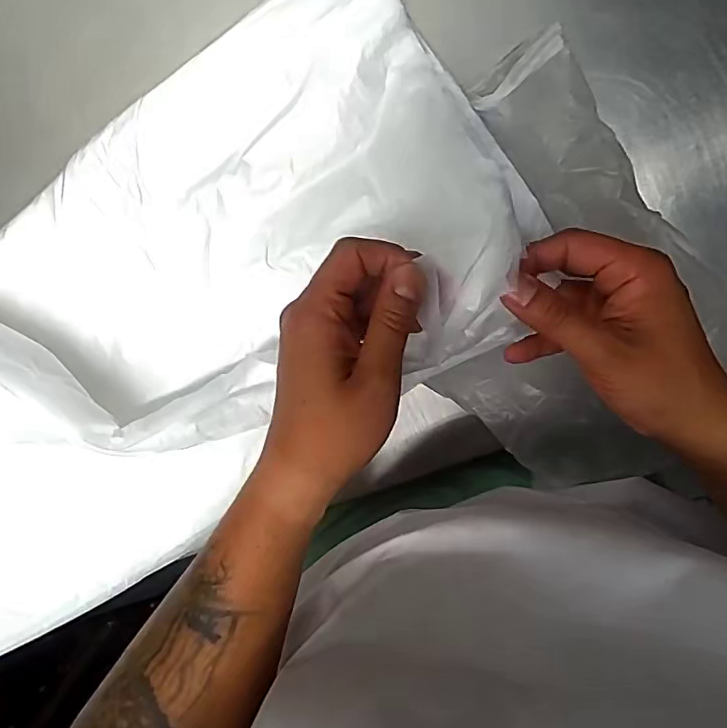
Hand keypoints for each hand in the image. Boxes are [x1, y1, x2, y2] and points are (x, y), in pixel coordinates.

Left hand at [250, 238, 425, 515]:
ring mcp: (308, 329)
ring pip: (352, 293)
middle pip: (350, 270)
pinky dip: (375, 320)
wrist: (299, 472)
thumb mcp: (376, 375)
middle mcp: (305, 312)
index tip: (422, 282)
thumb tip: (410, 272)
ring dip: (387, 301)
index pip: (350, 255)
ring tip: (417, 329)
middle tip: (427, 307)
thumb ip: (393, 319)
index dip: (389, 257)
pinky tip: (398, 341)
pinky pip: (348, 316)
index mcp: (314, 313)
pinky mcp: (316, 346)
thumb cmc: (338, 432)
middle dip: (392, 278)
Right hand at [501, 229, 726, 475]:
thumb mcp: (599, 350)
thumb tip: (511, 287)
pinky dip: (554, 333)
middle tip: (495, 298)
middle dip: (534, 283)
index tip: (500, 278)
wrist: (697, 424)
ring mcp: (624, 301)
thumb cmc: (658, 385)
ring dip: (540, 314)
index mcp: (636, 269)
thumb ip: (553, 316)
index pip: (575, 245)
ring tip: (500, 327)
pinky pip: (579, 319)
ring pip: (570, 296)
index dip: (536, 257)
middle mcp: (631, 276)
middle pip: (571, 266)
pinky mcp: (618, 324)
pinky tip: (521, 351)